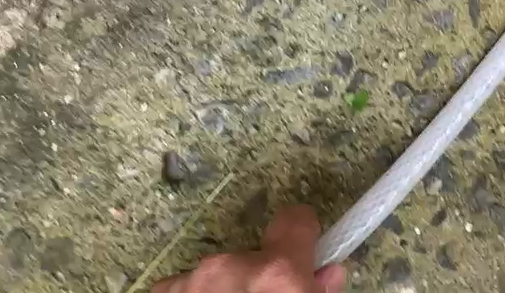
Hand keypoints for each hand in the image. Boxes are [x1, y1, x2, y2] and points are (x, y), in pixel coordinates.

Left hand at [152, 206, 346, 292]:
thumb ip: (316, 291)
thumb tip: (328, 273)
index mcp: (277, 273)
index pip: (296, 219)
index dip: (301, 237)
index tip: (304, 254)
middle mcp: (232, 269)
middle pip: (250, 254)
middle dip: (254, 277)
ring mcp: (189, 285)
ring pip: (209, 275)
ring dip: (217, 292)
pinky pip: (176, 288)